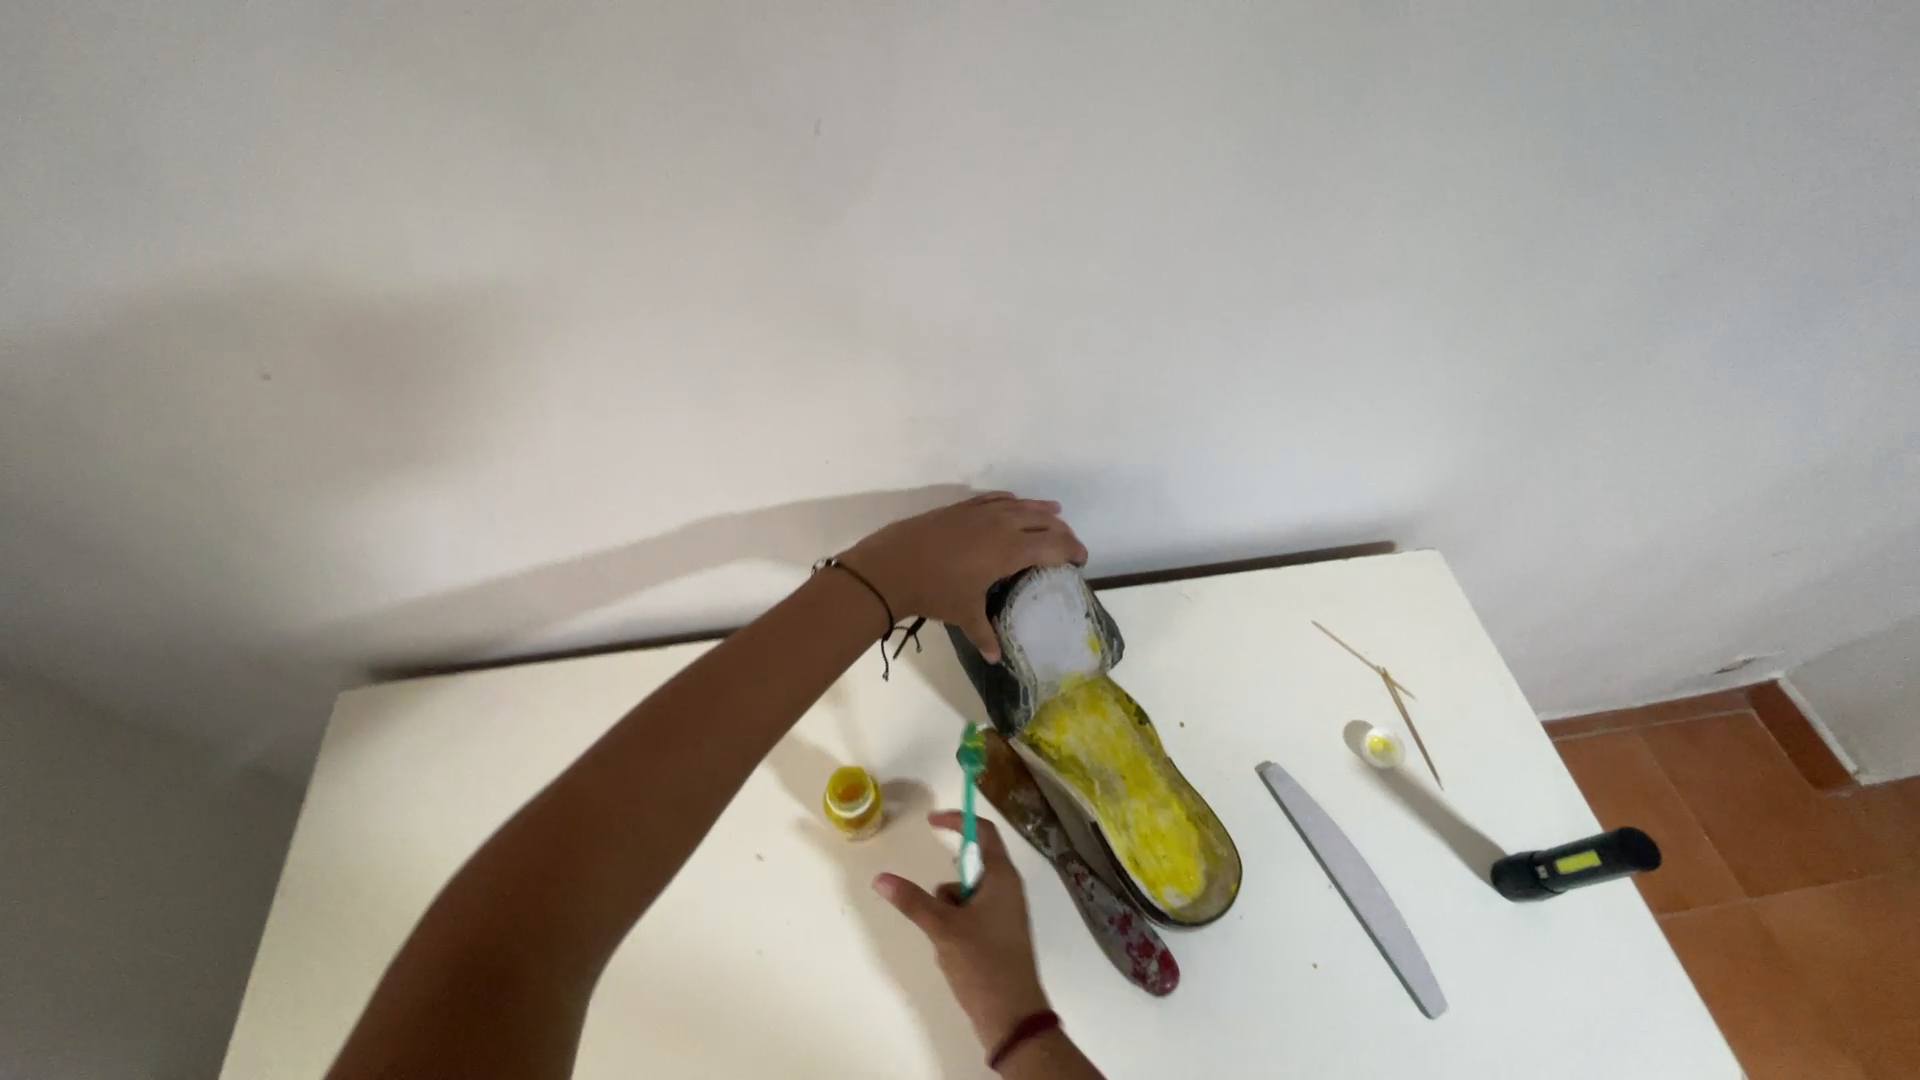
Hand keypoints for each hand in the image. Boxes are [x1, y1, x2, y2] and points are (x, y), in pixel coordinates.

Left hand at [839, 492, 1086, 661]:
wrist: (891, 567)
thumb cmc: (934, 591)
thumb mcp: (964, 614)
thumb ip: (984, 634)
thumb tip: (995, 658)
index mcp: (1010, 549)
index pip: (1053, 545)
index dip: (1072, 550)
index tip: (1081, 560)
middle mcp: (1001, 525)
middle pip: (1043, 522)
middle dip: (1061, 532)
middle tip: (1069, 545)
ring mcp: (979, 513)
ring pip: (1020, 505)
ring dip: (1040, 510)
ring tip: (1055, 513)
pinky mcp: (960, 509)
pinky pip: (994, 499)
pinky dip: (1010, 501)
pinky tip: (1013, 503)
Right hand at [873, 812, 1050, 1051]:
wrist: (1013, 1018)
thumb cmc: (983, 964)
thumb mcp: (943, 928)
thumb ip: (912, 900)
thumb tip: (881, 878)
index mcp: (1002, 876)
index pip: (983, 832)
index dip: (958, 821)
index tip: (931, 821)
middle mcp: (1008, 888)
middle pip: (972, 865)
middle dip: (947, 883)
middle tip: (935, 907)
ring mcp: (1005, 912)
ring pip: (967, 894)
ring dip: (948, 910)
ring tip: (946, 940)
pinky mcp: (1000, 934)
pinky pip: (972, 915)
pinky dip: (956, 925)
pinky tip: (953, 953)